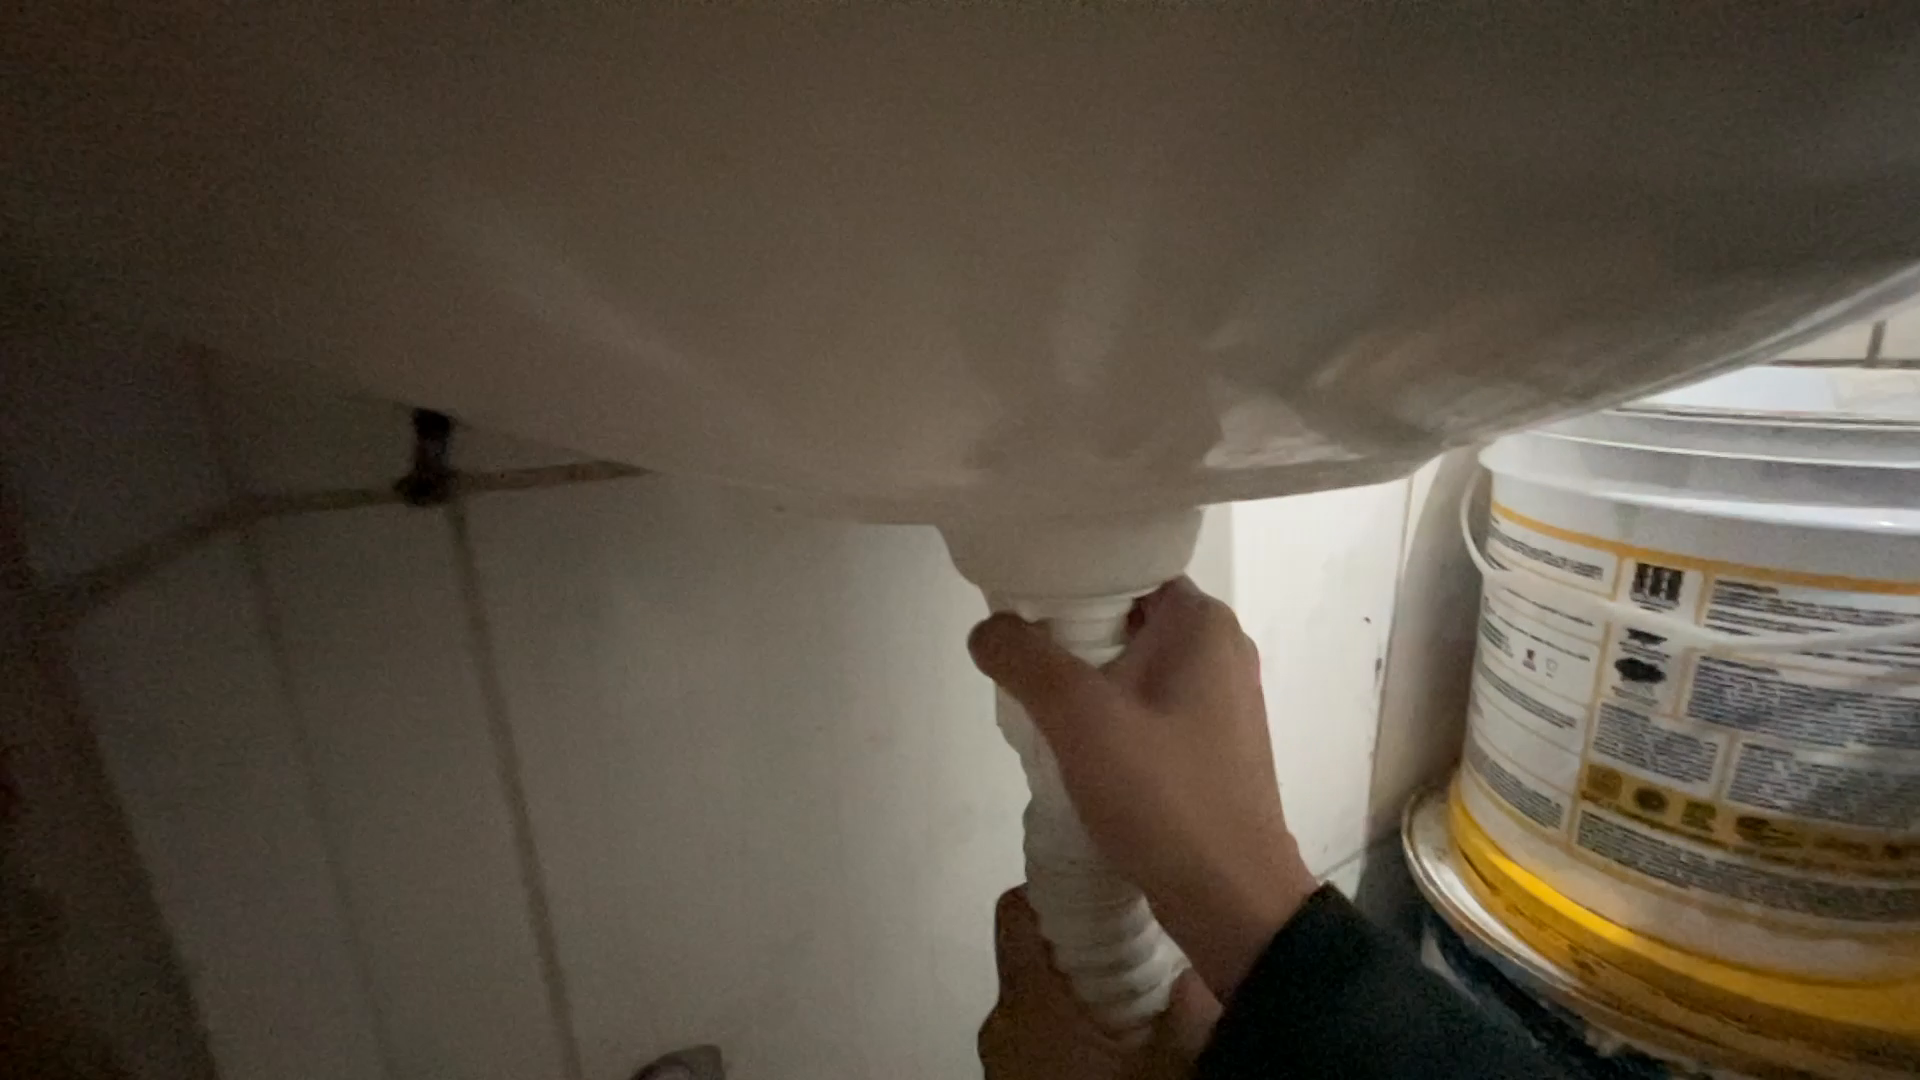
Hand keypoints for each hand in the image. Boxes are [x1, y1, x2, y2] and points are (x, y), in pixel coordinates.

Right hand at [968, 578, 1317, 999]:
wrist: (1230, 900)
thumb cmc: (1162, 792)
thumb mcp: (1079, 716)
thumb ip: (1024, 659)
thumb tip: (986, 630)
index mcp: (1202, 622)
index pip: (1125, 571)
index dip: (1069, 582)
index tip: (1021, 606)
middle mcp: (1220, 648)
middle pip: (1125, 618)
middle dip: (1069, 637)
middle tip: (1020, 659)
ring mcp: (1221, 699)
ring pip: (1133, 664)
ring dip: (1085, 679)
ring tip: (1039, 703)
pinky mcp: (1211, 742)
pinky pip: (1147, 704)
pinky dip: (1110, 711)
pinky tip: (1076, 742)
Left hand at [980, 888, 1219, 1079]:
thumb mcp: (1163, 1072)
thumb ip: (1189, 1016)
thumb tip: (1208, 967)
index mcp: (1025, 1001)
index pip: (1015, 910)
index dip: (1051, 885)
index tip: (1098, 883)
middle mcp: (1001, 1020)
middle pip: (1032, 949)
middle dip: (1081, 938)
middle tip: (1136, 938)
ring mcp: (1002, 1055)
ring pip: (1036, 991)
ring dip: (1079, 984)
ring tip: (1136, 990)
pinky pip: (1036, 1029)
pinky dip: (1069, 1020)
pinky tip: (1118, 1038)